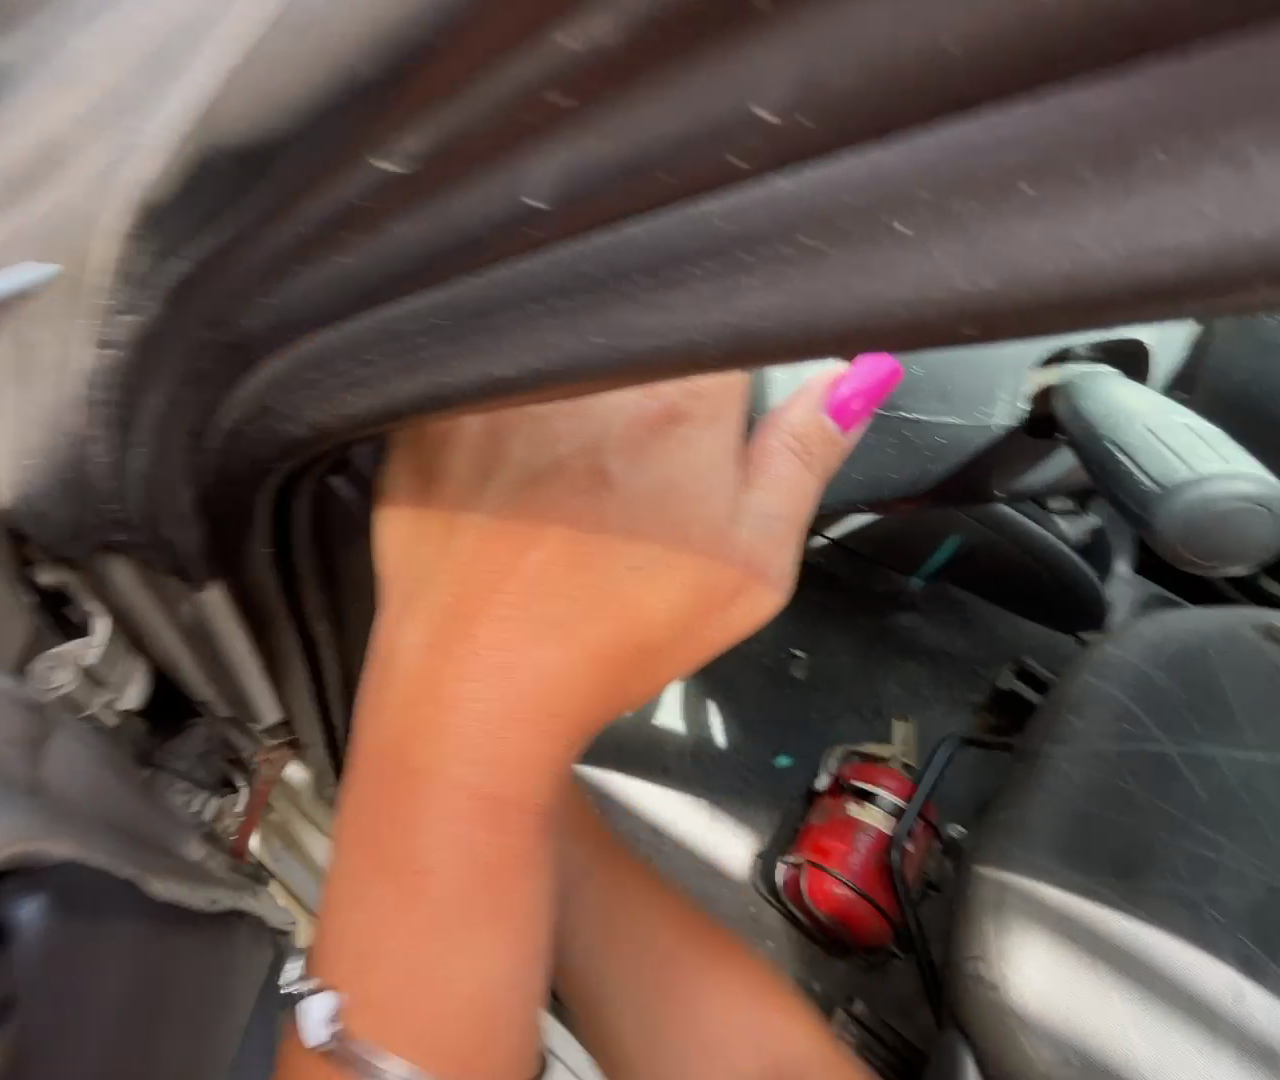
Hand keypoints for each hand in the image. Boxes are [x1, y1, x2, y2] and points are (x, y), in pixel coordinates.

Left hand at [363, 354, 900, 772]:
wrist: (478, 681)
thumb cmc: (620, 633)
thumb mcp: (748, 567)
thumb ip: (800, 459)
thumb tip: (852, 376)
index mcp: (675, 395)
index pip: (710, 331)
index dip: (704, 375)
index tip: (684, 424)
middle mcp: (581, 370)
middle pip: (622, 335)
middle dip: (628, 383)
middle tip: (608, 466)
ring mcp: (493, 386)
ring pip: (546, 348)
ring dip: (558, 391)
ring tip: (548, 474)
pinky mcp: (427, 414)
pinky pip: (471, 380)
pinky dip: (486, 409)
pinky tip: (488, 470)